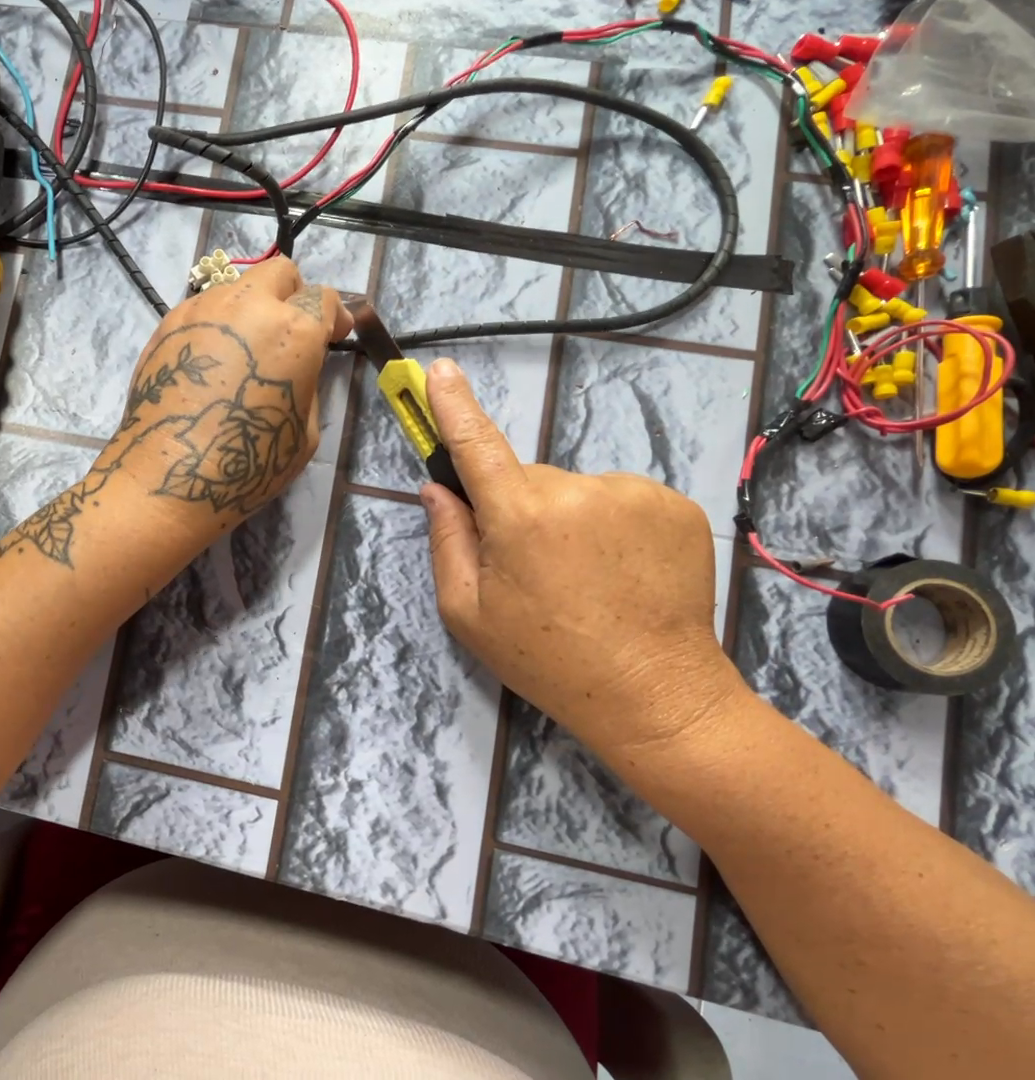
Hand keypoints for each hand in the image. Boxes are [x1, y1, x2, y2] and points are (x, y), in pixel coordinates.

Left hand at [0, 259, 349, 566]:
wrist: (168, 476)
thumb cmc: (245, 465)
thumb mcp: (303, 432)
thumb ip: (308, 382)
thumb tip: (302, 365)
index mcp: (294, 329)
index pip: (324, 299)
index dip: (333, 318)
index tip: (332, 335)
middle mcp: (248, 305)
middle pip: (279, 274)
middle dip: (292, 296)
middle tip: (290, 331)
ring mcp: (202, 310)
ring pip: (236, 289)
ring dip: (249, 309)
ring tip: (244, 354)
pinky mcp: (167, 326)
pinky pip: (202, 311)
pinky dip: (215, 326)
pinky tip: (211, 366)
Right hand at [418, 359, 743, 757]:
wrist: (654, 693)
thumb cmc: (543, 658)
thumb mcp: (467, 610)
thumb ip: (446, 540)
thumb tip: (438, 490)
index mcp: (520, 516)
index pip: (477, 445)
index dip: (453, 405)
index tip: (438, 370)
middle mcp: (579, 489)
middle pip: (525, 480)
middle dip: (516, 509)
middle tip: (529, 569)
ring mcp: (636, 493)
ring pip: (574, 490)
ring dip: (566, 519)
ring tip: (582, 578)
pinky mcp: (678, 505)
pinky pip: (618, 500)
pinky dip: (609, 526)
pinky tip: (618, 571)